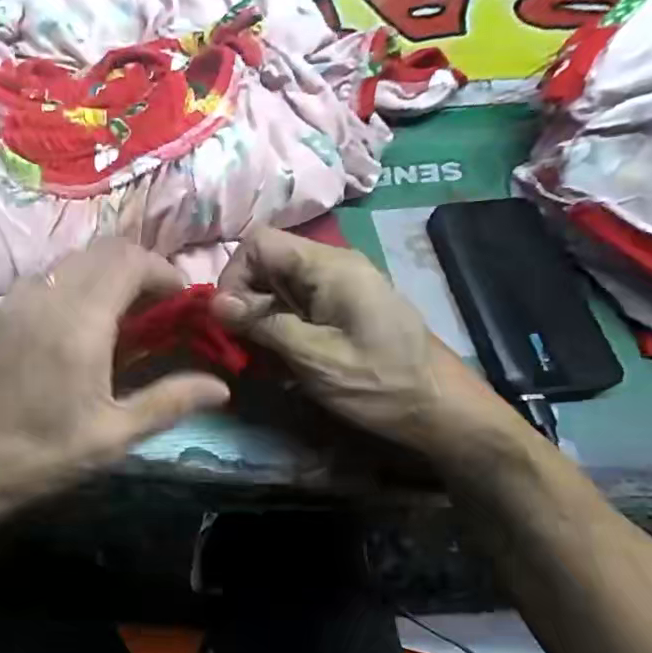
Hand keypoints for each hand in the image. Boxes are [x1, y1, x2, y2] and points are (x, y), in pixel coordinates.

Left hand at [0, 240, 231, 579]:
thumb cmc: (42, 455)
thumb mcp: (113, 436)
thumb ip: (169, 402)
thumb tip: (221, 387)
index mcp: (78, 322)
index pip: (130, 261)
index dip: (165, 271)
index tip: (183, 301)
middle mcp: (44, 297)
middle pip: (102, 251)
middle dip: (139, 268)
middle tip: (158, 308)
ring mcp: (13, 301)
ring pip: (70, 261)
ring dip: (104, 274)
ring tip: (121, 316)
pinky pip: (42, 278)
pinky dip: (71, 284)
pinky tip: (76, 325)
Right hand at [211, 227, 509, 453]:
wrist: (438, 409)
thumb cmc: (380, 384)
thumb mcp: (316, 358)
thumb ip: (265, 325)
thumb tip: (214, 303)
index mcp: (330, 267)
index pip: (259, 243)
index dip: (234, 276)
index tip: (231, 320)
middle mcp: (331, 266)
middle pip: (264, 263)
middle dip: (243, 302)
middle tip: (243, 345)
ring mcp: (336, 287)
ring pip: (274, 286)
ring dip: (257, 319)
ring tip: (260, 357)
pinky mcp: (337, 308)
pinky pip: (291, 305)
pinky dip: (276, 329)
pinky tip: (280, 360)